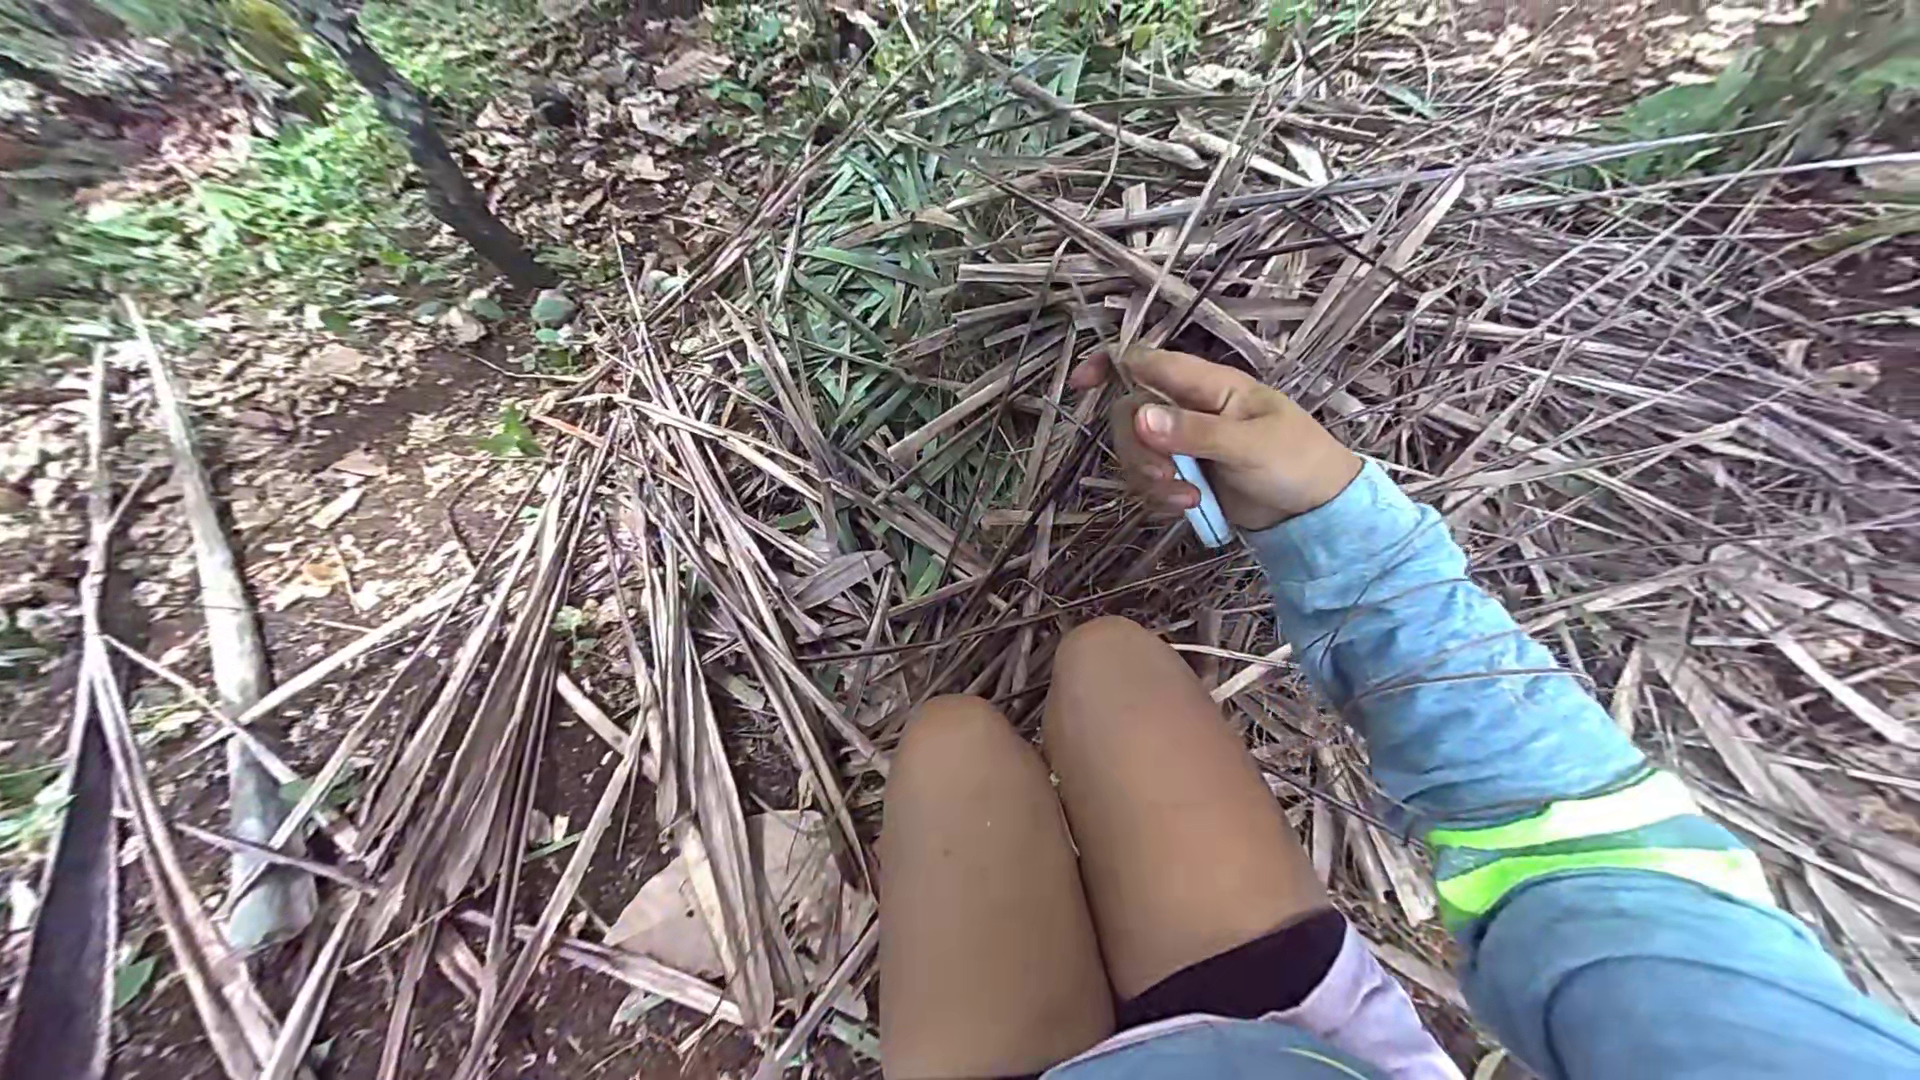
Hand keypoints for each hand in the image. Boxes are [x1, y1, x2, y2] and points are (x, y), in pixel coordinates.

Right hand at [1070, 347, 1361, 531]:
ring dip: (1149, 479)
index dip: (1110, 365)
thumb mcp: (1250, 445)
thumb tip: (1140, 419)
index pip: (1147, 362)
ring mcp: (1181, 443)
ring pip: (1134, 452)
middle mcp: (1186, 409)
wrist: (1314, 511)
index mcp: (1208, 385)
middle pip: (1129, 415)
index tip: (1081, 385)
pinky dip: (1159, 497)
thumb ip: (1194, 431)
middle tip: (1166, 476)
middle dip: (1138, 449)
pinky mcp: (1180, 474)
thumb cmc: (1296, 461)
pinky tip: (1190, 506)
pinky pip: (1147, 481)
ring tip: (1187, 498)